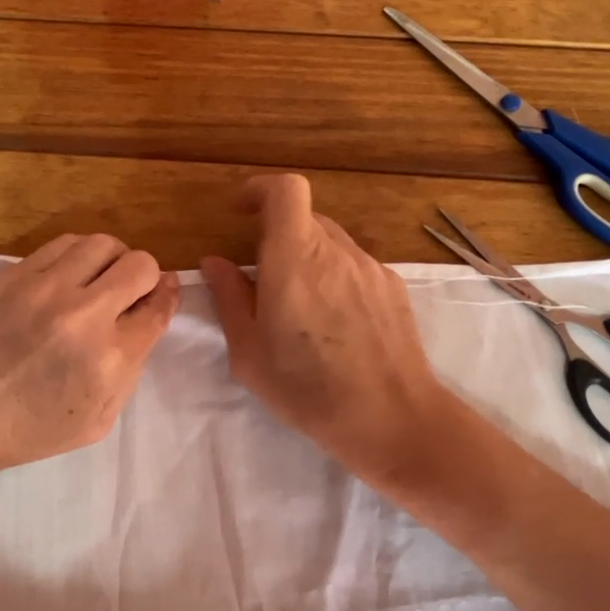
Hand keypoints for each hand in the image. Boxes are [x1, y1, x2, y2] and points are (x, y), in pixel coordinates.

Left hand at [0, 233, 180, 483]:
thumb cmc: (30, 429)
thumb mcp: (98, 419)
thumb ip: (130, 367)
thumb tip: (148, 315)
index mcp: (109, 359)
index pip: (157, 308)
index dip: (167, 296)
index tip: (164, 292)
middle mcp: (83, 314)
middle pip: (139, 265)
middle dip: (144, 276)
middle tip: (130, 291)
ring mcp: (44, 287)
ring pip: (101, 243)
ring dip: (111, 260)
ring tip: (99, 279)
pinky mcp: (14, 273)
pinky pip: (62, 244)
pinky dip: (76, 256)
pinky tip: (68, 275)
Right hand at [201, 175, 464, 487]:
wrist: (394, 421)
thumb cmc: (308, 390)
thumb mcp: (249, 352)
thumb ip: (230, 298)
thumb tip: (215, 263)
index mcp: (294, 259)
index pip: (285, 190)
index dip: (260, 189)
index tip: (241, 211)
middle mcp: (335, 251)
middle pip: (304, 216)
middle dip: (277, 234)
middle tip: (262, 276)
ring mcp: (370, 268)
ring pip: (330, 241)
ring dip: (307, 257)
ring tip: (299, 307)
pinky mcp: (393, 288)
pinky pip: (354, 265)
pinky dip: (334, 277)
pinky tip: (334, 323)